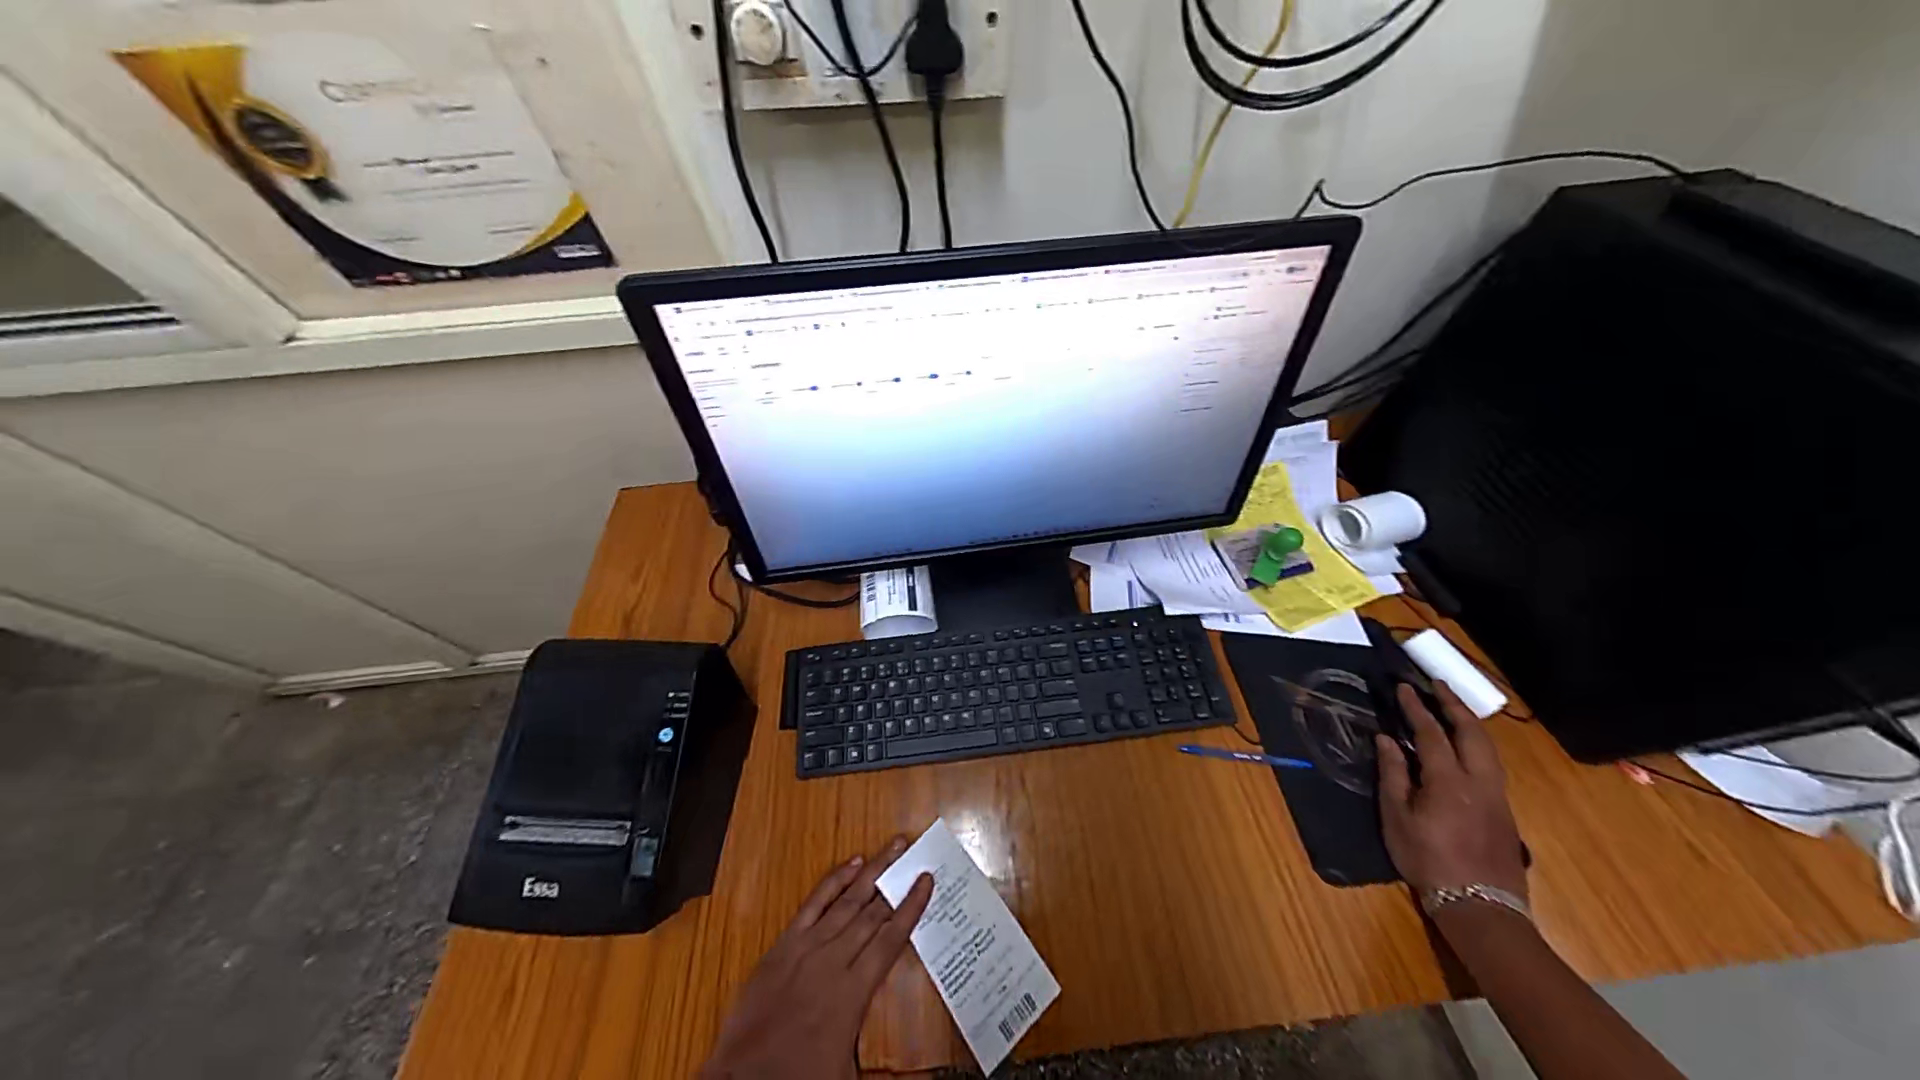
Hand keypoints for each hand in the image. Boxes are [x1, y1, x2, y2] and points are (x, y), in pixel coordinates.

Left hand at [700, 836, 933, 1079]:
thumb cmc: (798, 1078)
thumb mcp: (849, 1070)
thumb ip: (879, 1056)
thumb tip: (912, 1072)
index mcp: (854, 991)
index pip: (892, 938)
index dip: (912, 907)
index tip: (926, 882)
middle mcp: (834, 962)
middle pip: (874, 912)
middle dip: (897, 880)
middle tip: (914, 854)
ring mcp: (808, 948)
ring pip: (848, 901)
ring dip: (873, 872)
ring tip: (892, 848)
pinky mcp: (785, 944)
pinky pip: (814, 904)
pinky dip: (834, 882)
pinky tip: (851, 865)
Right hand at [1376, 681, 1527, 900]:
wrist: (1480, 905)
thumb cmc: (1427, 859)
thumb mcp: (1397, 817)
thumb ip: (1393, 774)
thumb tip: (1387, 739)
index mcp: (1448, 780)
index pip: (1432, 733)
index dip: (1417, 708)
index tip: (1404, 688)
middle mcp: (1480, 781)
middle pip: (1472, 733)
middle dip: (1454, 705)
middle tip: (1437, 685)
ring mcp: (1498, 796)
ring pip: (1488, 748)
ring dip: (1470, 722)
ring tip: (1453, 707)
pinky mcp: (1505, 810)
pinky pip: (1492, 764)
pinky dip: (1477, 743)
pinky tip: (1466, 746)